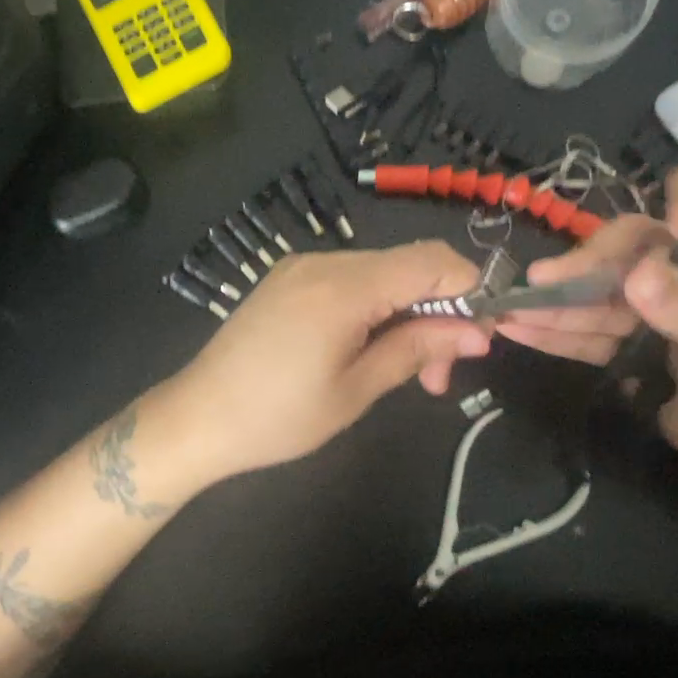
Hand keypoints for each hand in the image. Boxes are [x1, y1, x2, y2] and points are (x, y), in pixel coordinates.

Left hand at [157, 241, 492, 478]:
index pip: (432, 259)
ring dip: (407, 314)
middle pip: (408, 265)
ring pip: (380, 274)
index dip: (471, 290)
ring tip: (407, 372)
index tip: (481, 339)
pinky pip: (348, 281)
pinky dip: (373, 309)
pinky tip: (370, 349)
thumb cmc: (276, 416)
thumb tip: (476, 331)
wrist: (196, 418)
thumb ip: (417, 349)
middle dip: (439, 312)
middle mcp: (321, 262)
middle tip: (439, 376)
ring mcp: (299, 268)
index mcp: (342, 285)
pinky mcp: (285, 281)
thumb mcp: (355, 390)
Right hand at [497, 163, 677, 363]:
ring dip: (561, 301)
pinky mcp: (648, 354)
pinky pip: (598, 335)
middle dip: (590, 261)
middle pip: (642, 248)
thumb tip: (636, 273)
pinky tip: (520, 330)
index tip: (663, 221)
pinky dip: (560, 334)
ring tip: (509, 308)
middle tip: (543, 280)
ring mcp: (674, 315)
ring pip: (609, 294)